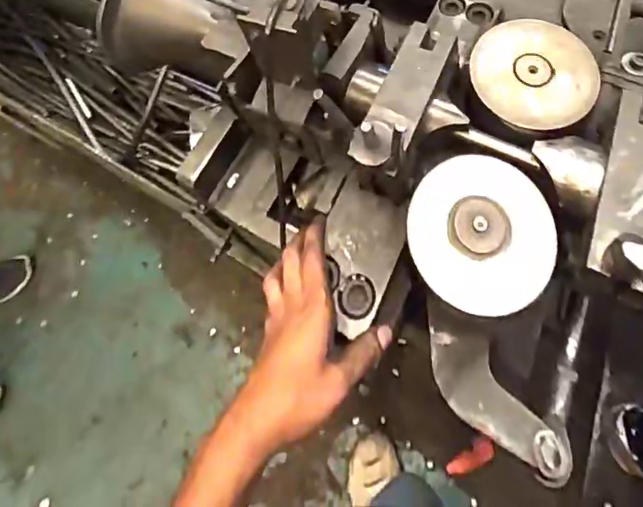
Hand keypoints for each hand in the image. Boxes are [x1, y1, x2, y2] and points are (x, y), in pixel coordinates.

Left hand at [224, 220, 391, 459]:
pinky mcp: (268, 333)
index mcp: (311, 309)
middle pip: (290, 261)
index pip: (311, 262)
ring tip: (294, 249)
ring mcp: (276, 318)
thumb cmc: (299, 397)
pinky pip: (271, 293)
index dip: (315, 238)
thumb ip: (363, 354)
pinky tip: (282, 287)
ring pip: (276, 275)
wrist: (256, 420)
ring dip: (284, 257)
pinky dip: (277, 279)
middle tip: (310, 228)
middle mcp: (291, 306)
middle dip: (299, 240)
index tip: (320, 220)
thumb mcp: (340, 381)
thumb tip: (386, 331)